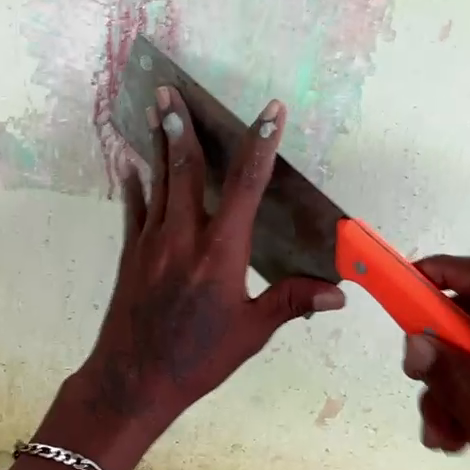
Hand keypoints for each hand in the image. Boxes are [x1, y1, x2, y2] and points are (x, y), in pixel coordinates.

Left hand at [39, 86, 345, 469]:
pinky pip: (134, 210)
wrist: (133, 380)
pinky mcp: (131, 254)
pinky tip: (129, 165)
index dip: (260, 144)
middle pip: (186, 170)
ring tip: (155, 108)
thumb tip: (340, 291)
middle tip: (170, 89)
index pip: (246, 186)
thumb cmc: (198, 359)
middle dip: (181, 127)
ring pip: (157, 182)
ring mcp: (152, 242)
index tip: (269, 111)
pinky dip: (134, 185)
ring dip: (158, 144)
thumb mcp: (251, 333)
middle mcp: (184, 236)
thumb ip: (291, 303)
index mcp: (220, 252)